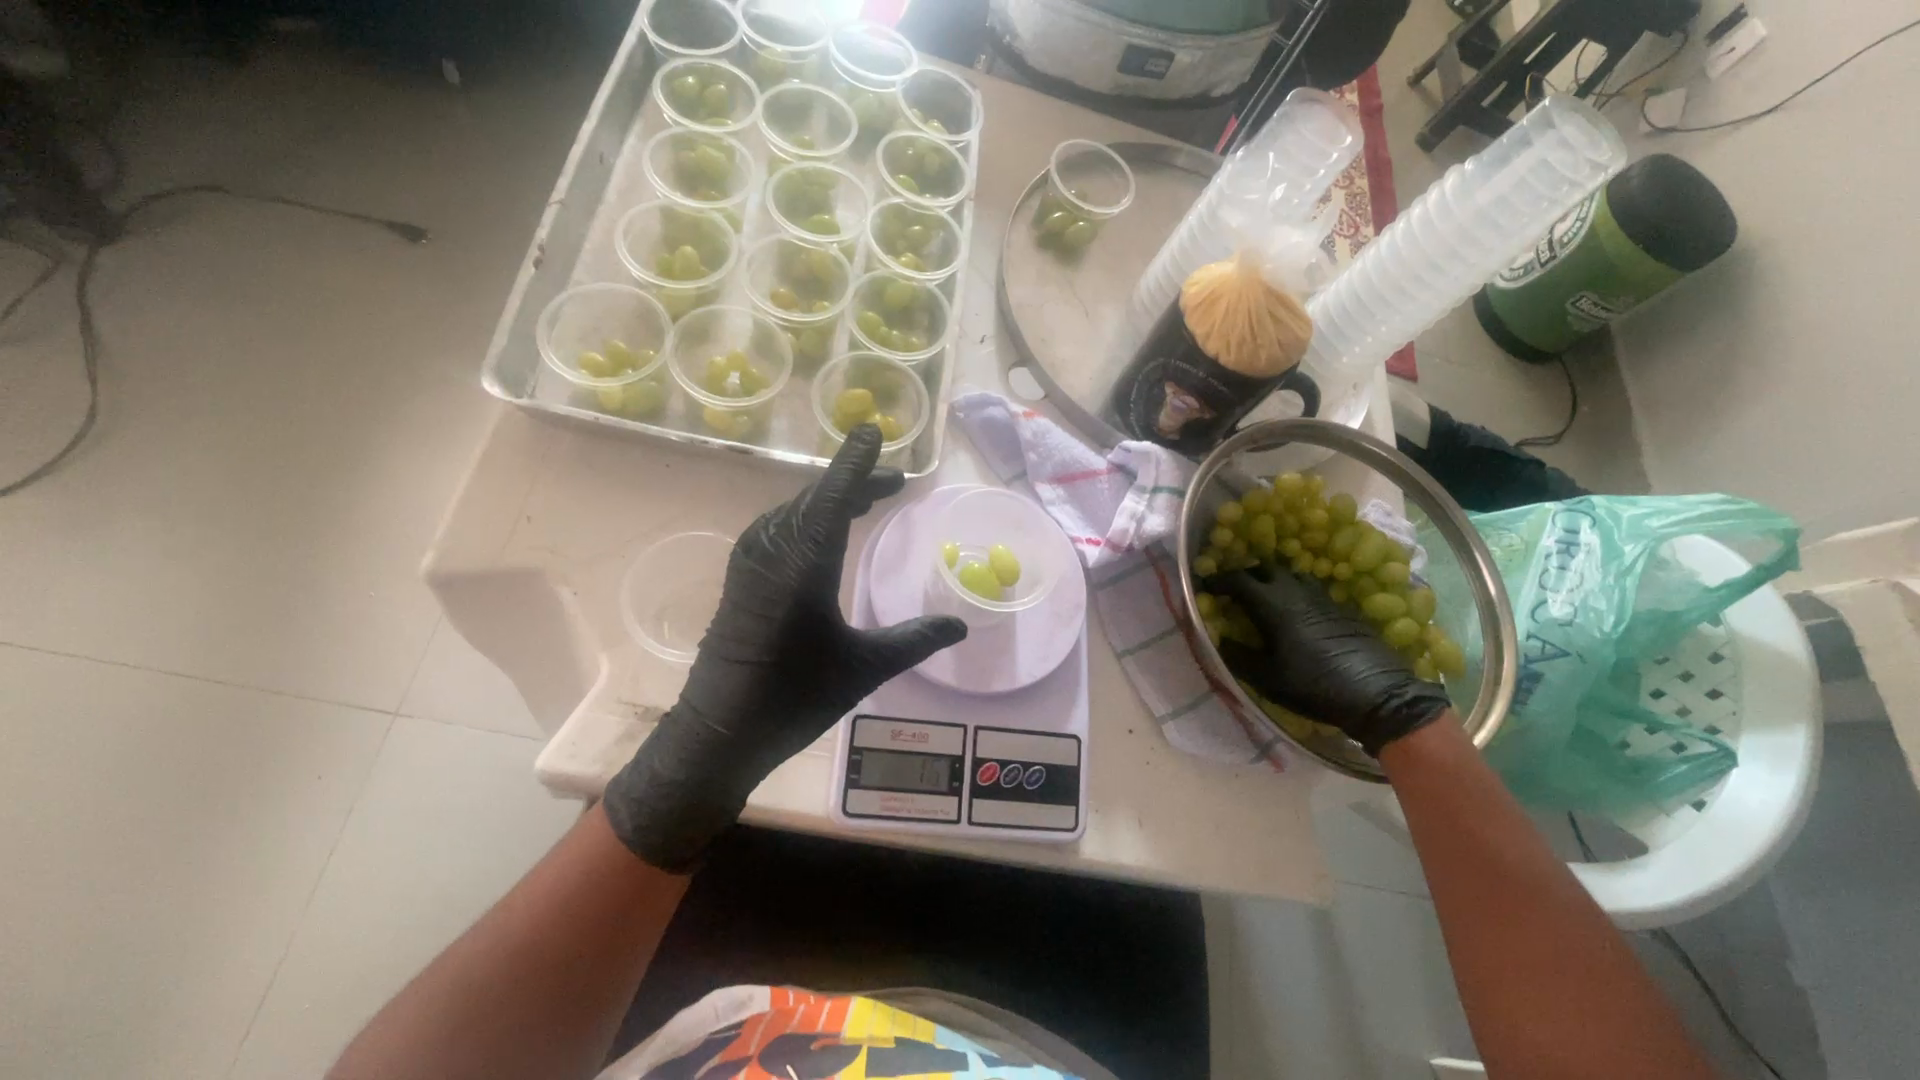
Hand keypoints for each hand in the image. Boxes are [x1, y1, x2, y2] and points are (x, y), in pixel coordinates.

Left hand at [603, 425, 967, 870]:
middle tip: (893, 484)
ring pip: (794, 511)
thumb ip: (915, 639)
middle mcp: (774, 551)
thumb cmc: (795, 697)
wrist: (721, 731)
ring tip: (865, 501)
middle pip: (815, 497)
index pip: (833, 495)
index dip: (856, 463)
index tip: (872, 432)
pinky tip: (822, 533)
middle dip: (854, 482)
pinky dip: (807, 518)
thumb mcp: (865, 667)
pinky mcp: (741, 577)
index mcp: (805, 563)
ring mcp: (751, 562)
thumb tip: (962, 625)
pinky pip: (778, 529)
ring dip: (829, 499)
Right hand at [1214, 568, 1448, 755]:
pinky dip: (1296, 593)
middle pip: (1266, 568)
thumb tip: (1217, 639)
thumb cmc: (1315, 686)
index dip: (1218, 580)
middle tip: (1234, 591)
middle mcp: (1297, 591)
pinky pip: (1313, 589)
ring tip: (1265, 597)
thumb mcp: (1268, 679)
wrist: (1378, 695)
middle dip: (1246, 575)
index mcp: (1274, 605)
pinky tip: (1297, 613)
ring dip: (1274, 580)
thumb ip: (1238, 656)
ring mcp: (1324, 597)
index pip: (1238, 580)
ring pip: (1293, 575)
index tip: (1205, 586)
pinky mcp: (1343, 608)